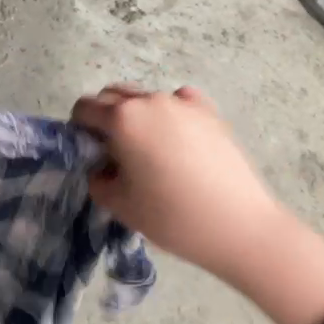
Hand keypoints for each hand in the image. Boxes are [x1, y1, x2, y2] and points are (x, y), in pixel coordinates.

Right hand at [71, 85, 282, 276]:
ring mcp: (181, 102)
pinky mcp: (209, 111)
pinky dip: (170, 113)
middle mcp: (148, 100)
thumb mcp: (120, 206)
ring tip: (151, 150)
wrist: (243, 229)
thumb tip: (101, 166)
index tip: (89, 152)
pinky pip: (178, 100)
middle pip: (112, 95)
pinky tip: (180, 139)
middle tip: (115, 152)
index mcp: (121, 118)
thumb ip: (97, 179)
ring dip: (136, 115)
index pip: (84, 107)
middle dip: (105, 117)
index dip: (80, 129)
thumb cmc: (174, 218)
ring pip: (144, 97)